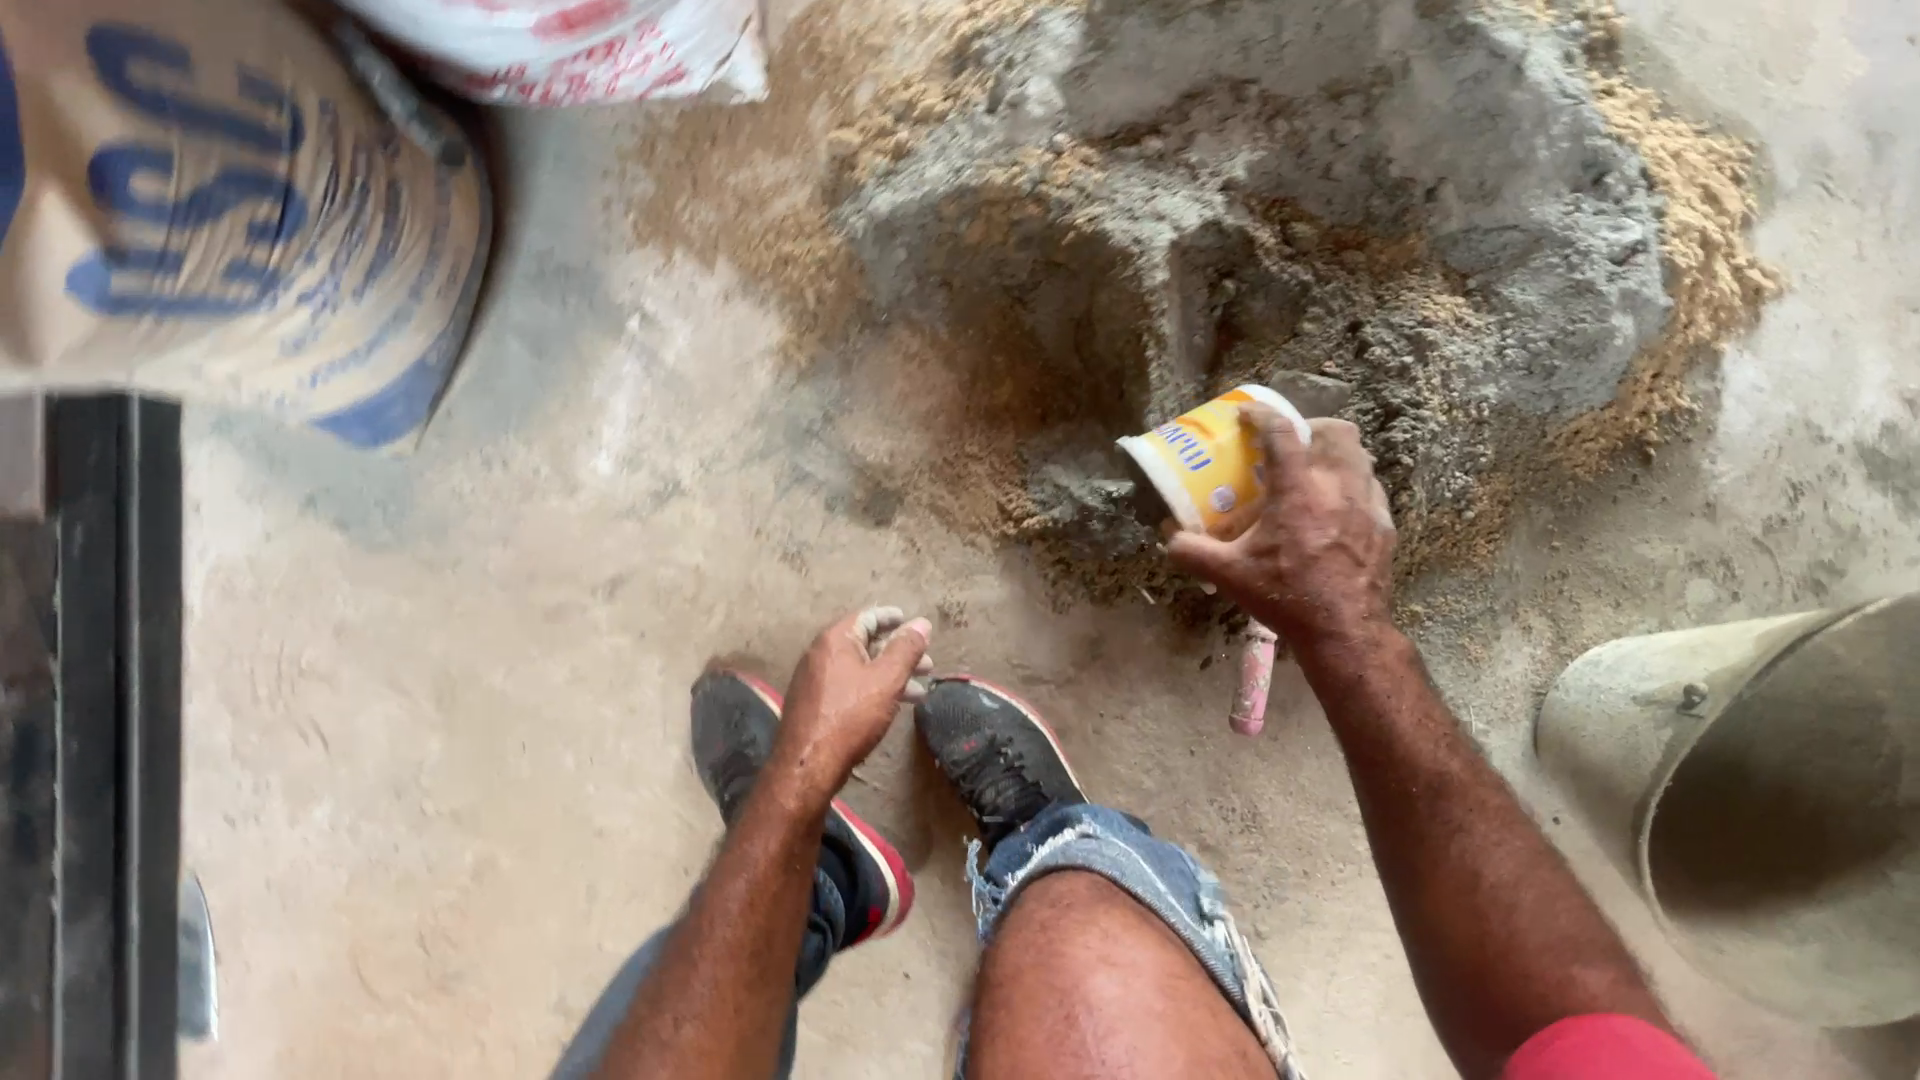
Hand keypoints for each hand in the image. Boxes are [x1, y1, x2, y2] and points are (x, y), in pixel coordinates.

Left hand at [772, 607, 932, 793]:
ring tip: (918, 692)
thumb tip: (921, 623)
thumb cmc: (850, 716)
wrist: (807, 764)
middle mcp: (820, 654)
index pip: (868, 616)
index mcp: (835, 640)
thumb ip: (906, 649)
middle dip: (898, 653)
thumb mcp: (886, 680)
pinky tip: (891, 706)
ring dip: (890, 675)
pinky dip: (872, 689)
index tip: (913, 622)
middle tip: (927, 665)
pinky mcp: (814, 703)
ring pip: (859, 668)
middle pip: (865, 643)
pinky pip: (849, 685)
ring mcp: (814, 679)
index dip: (893, 618)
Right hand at [1166, 406, 1396, 659]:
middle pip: (1337, 432)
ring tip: (1314, 472)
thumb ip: (1192, 551)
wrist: (1344, 630)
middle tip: (1290, 444)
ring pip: (1360, 457)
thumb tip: (1169, 538)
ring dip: (1335, 454)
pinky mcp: (1384, 527)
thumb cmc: (1285, 596)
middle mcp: (1338, 488)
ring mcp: (1367, 507)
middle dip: (1312, 428)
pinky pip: (1371, 489)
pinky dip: (1352, 485)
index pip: (1282, 433)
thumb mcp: (1229, 575)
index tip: (1246, 414)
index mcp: (1298, 492)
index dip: (1262, 415)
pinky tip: (1335, 507)